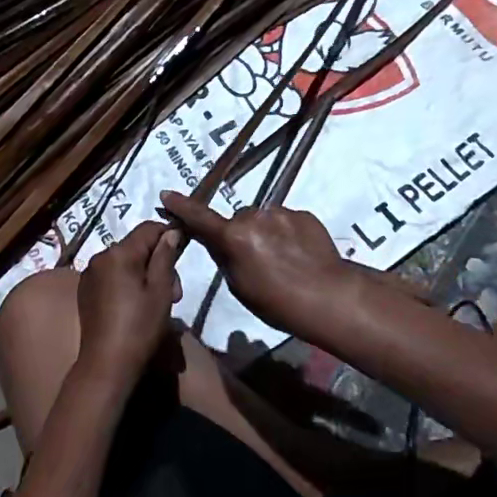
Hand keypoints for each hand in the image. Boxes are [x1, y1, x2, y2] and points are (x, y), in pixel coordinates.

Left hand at [76, 221, 181, 380]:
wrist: (107, 365)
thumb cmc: (140, 327)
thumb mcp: (160, 290)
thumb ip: (165, 256)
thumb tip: (171, 232)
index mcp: (119, 253)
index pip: (148, 229)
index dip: (168, 234)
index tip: (183, 251)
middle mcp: (100, 256)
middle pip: (136, 246)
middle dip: (157, 261)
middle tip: (174, 292)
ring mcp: (89, 274)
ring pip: (124, 261)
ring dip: (143, 273)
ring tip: (157, 301)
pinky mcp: (86, 290)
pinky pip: (112, 274)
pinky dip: (127, 281)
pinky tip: (136, 305)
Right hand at [158, 191, 359, 334]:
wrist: (328, 297)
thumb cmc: (277, 301)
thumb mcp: (239, 286)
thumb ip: (225, 258)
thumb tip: (221, 243)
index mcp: (234, 237)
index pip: (200, 218)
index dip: (182, 207)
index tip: (167, 194)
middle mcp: (254, 217)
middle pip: (238, 220)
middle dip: (241, 234)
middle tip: (256, 262)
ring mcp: (281, 213)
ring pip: (264, 220)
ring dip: (267, 234)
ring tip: (285, 261)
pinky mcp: (304, 214)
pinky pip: (286, 221)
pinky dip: (288, 234)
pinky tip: (300, 255)